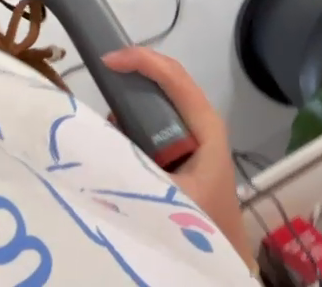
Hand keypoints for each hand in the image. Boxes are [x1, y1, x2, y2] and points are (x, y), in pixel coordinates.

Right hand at [103, 46, 256, 267]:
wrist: (225, 260)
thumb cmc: (201, 227)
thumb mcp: (165, 197)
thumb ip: (132, 164)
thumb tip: (96, 133)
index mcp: (206, 127)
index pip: (175, 77)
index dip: (141, 60)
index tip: (107, 61)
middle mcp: (202, 122)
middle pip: (168, 78)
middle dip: (135, 68)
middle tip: (101, 72)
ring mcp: (193, 134)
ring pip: (160, 95)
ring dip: (133, 91)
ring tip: (105, 104)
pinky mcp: (183, 147)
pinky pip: (155, 116)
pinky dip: (134, 113)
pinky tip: (117, 132)